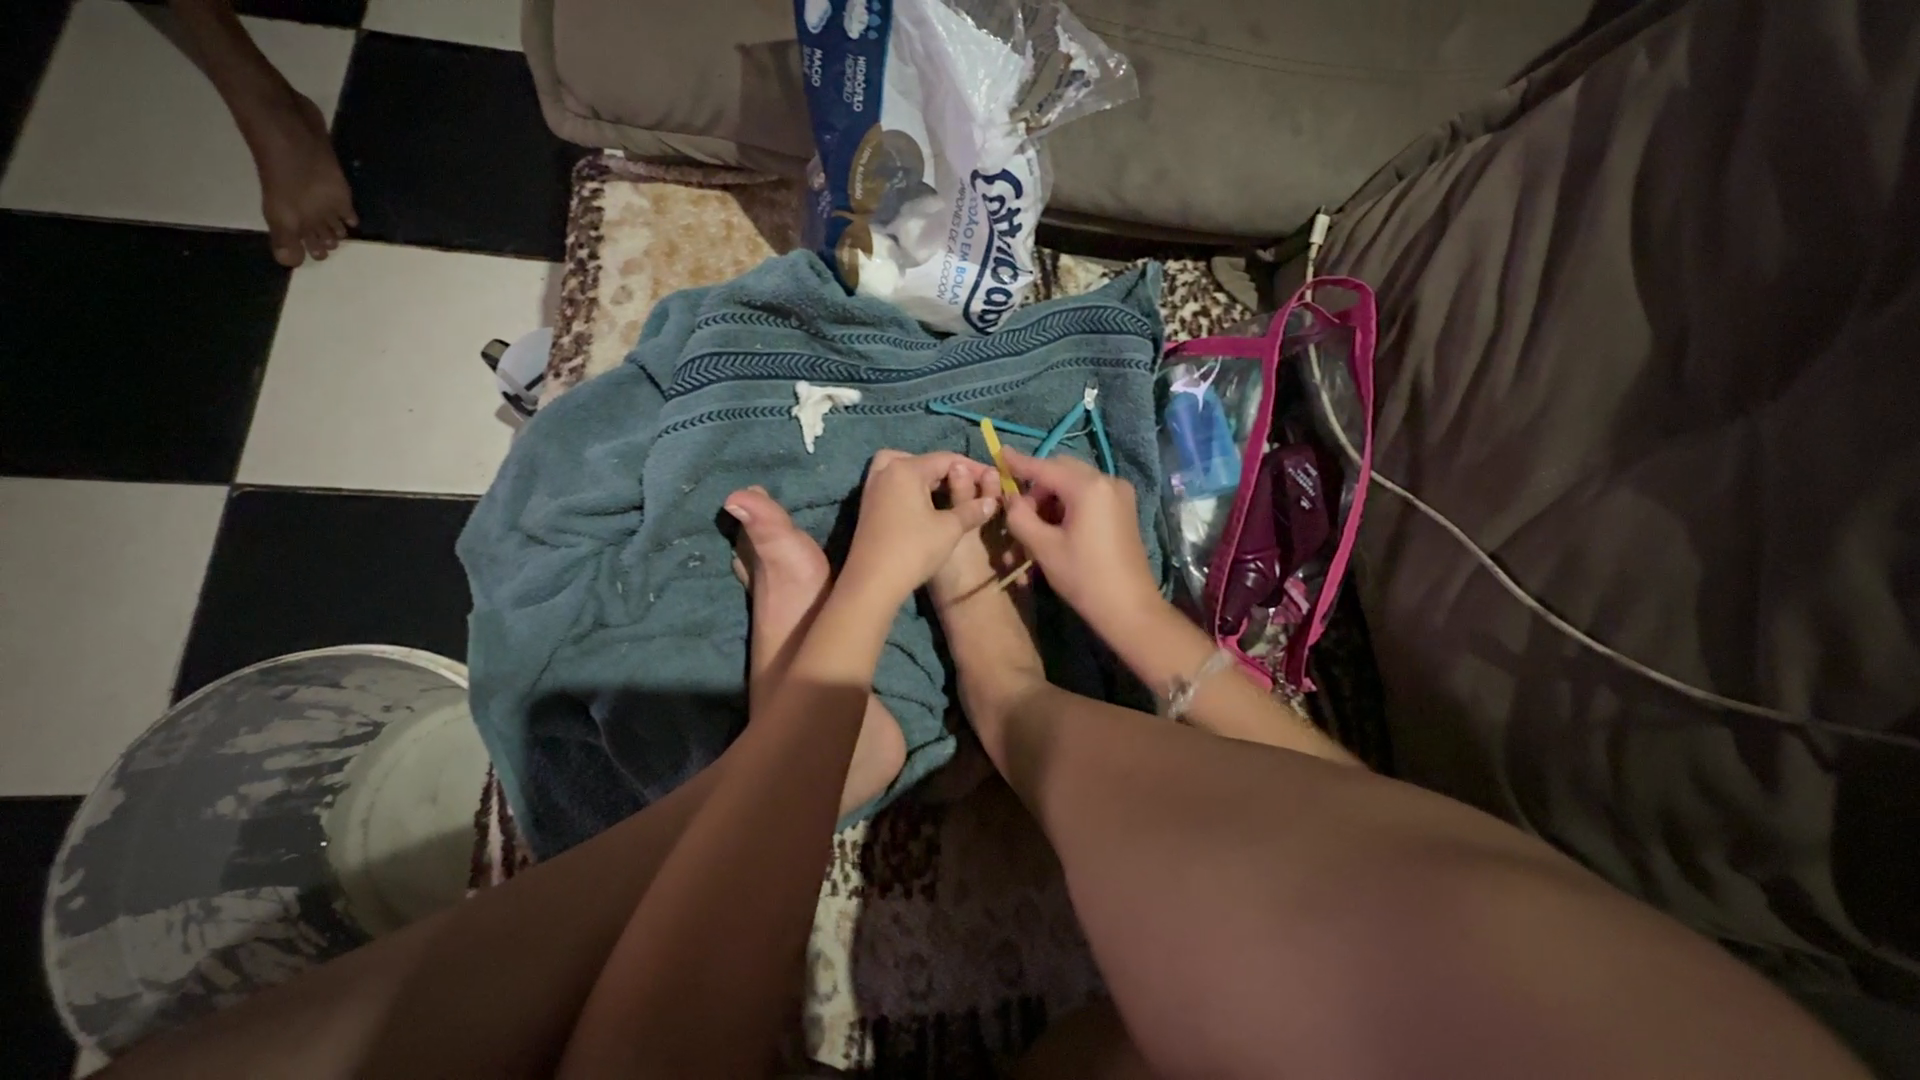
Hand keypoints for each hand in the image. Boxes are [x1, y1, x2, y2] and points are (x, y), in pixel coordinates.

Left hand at [841, 450, 1002, 603]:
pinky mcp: (868, 506)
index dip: (972, 468)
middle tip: (970, 486)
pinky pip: (893, 485)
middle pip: (923, 461)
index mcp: (905, 469)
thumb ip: (971, 510)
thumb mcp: (949, 529)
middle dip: (948, 472)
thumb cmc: (914, 550)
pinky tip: (925, 506)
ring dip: (925, 477)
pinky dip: (910, 488)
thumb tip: (991, 501)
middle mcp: (886, 471)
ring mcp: (872, 488)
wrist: (873, 582)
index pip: (945, 459)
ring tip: (945, 492)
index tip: (992, 479)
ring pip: (902, 470)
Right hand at [1003, 449, 1162, 631]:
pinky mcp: (1123, 510)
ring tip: (1034, 529)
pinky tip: (1055, 530)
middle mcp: (1107, 482)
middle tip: (1018, 513)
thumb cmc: (1084, 577)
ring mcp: (1119, 495)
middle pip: (1061, 472)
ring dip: (1051, 500)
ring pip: (1074, 485)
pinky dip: (1068, 507)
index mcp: (1088, 487)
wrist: (1129, 608)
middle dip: (1037, 488)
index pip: (1045, 467)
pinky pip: (1088, 497)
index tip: (998, 452)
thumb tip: (1011, 498)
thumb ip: (1020, 516)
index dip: (1019, 462)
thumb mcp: (1043, 547)